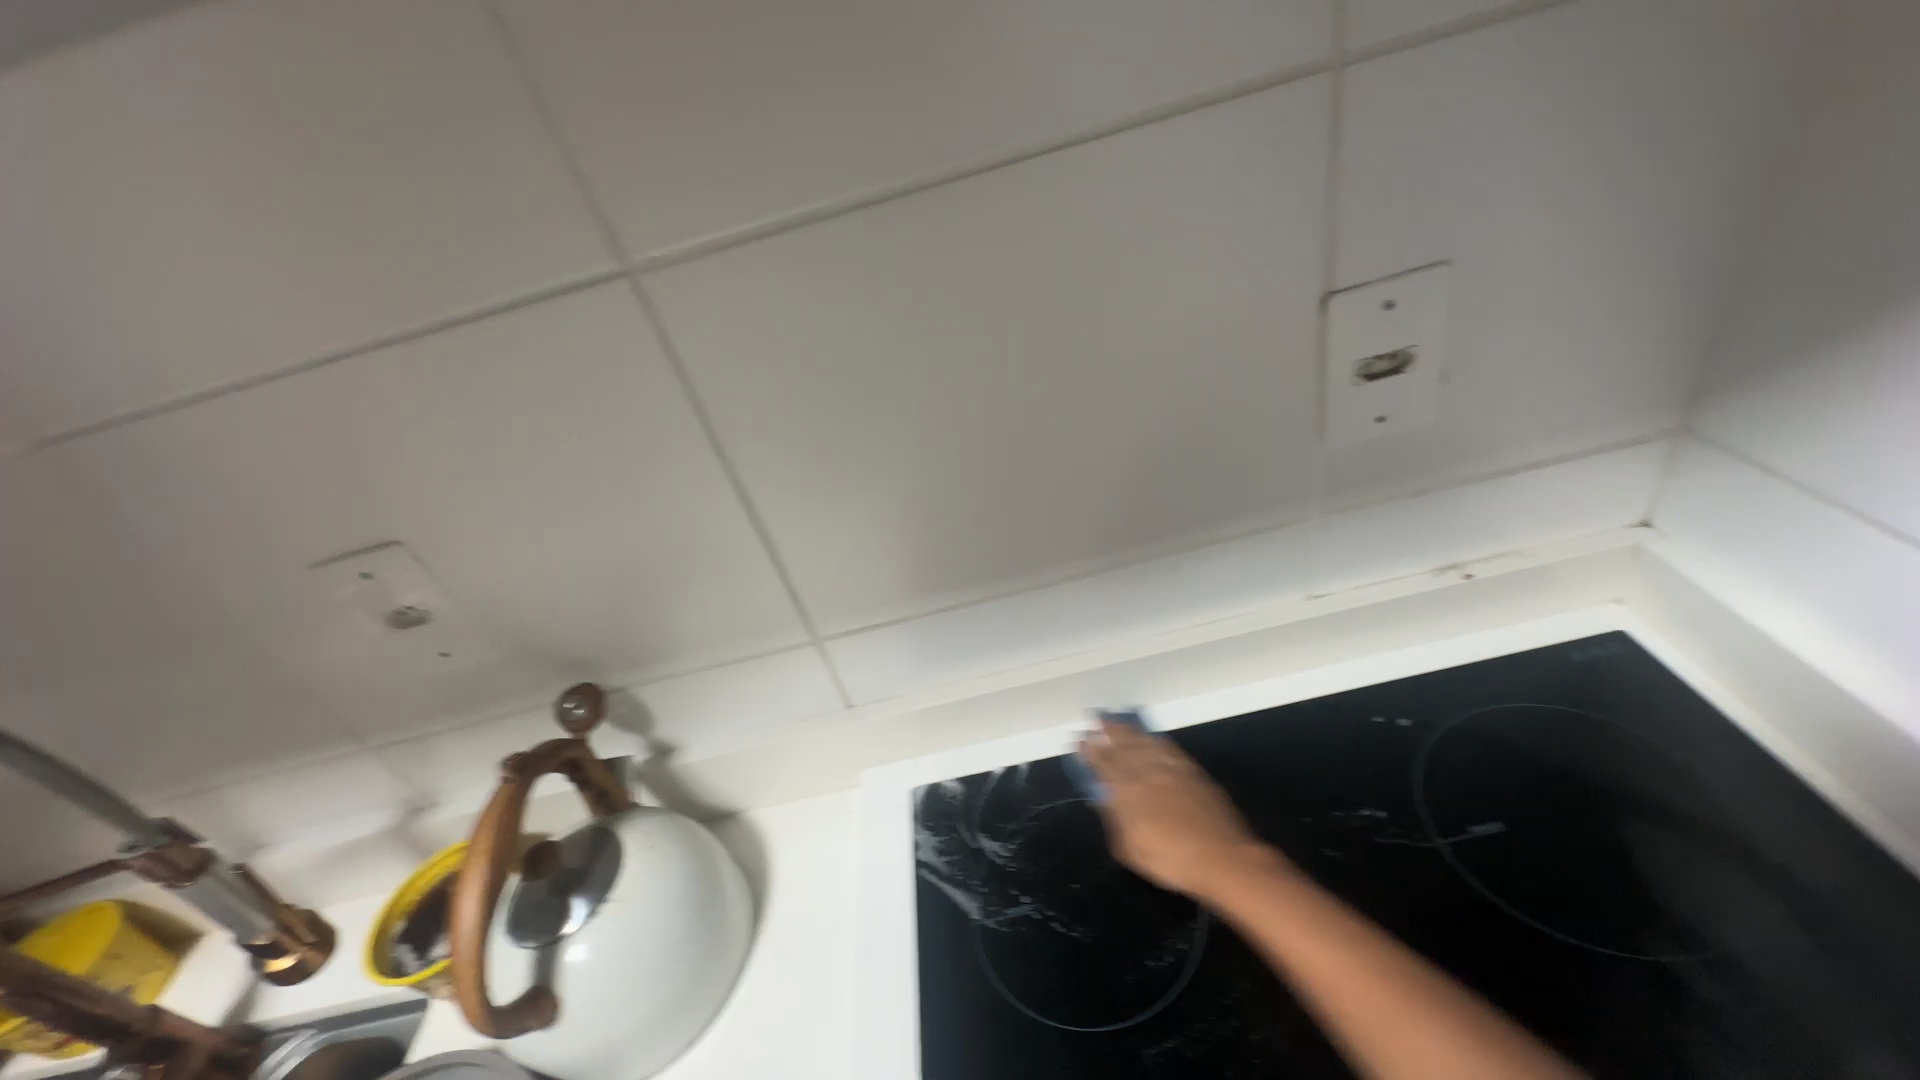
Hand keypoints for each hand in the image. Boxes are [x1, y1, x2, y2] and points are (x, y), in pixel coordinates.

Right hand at [1079, 718, 1288, 901]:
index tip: (1080, 739)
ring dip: (1129, 731)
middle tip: (1096, 721)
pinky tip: (1151, 737)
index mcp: (1128, 792)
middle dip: (1107, 734)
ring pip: (1146, 744)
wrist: (1223, 858)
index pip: (1104, 765)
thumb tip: (1102, 798)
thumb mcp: (1130, 848)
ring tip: (1117, 722)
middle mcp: (1148, 774)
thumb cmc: (1171, 860)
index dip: (1091, 751)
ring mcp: (1172, 770)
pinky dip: (1156, 740)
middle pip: (1124, 748)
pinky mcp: (1193, 773)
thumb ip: (1114, 819)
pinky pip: (1169, 749)